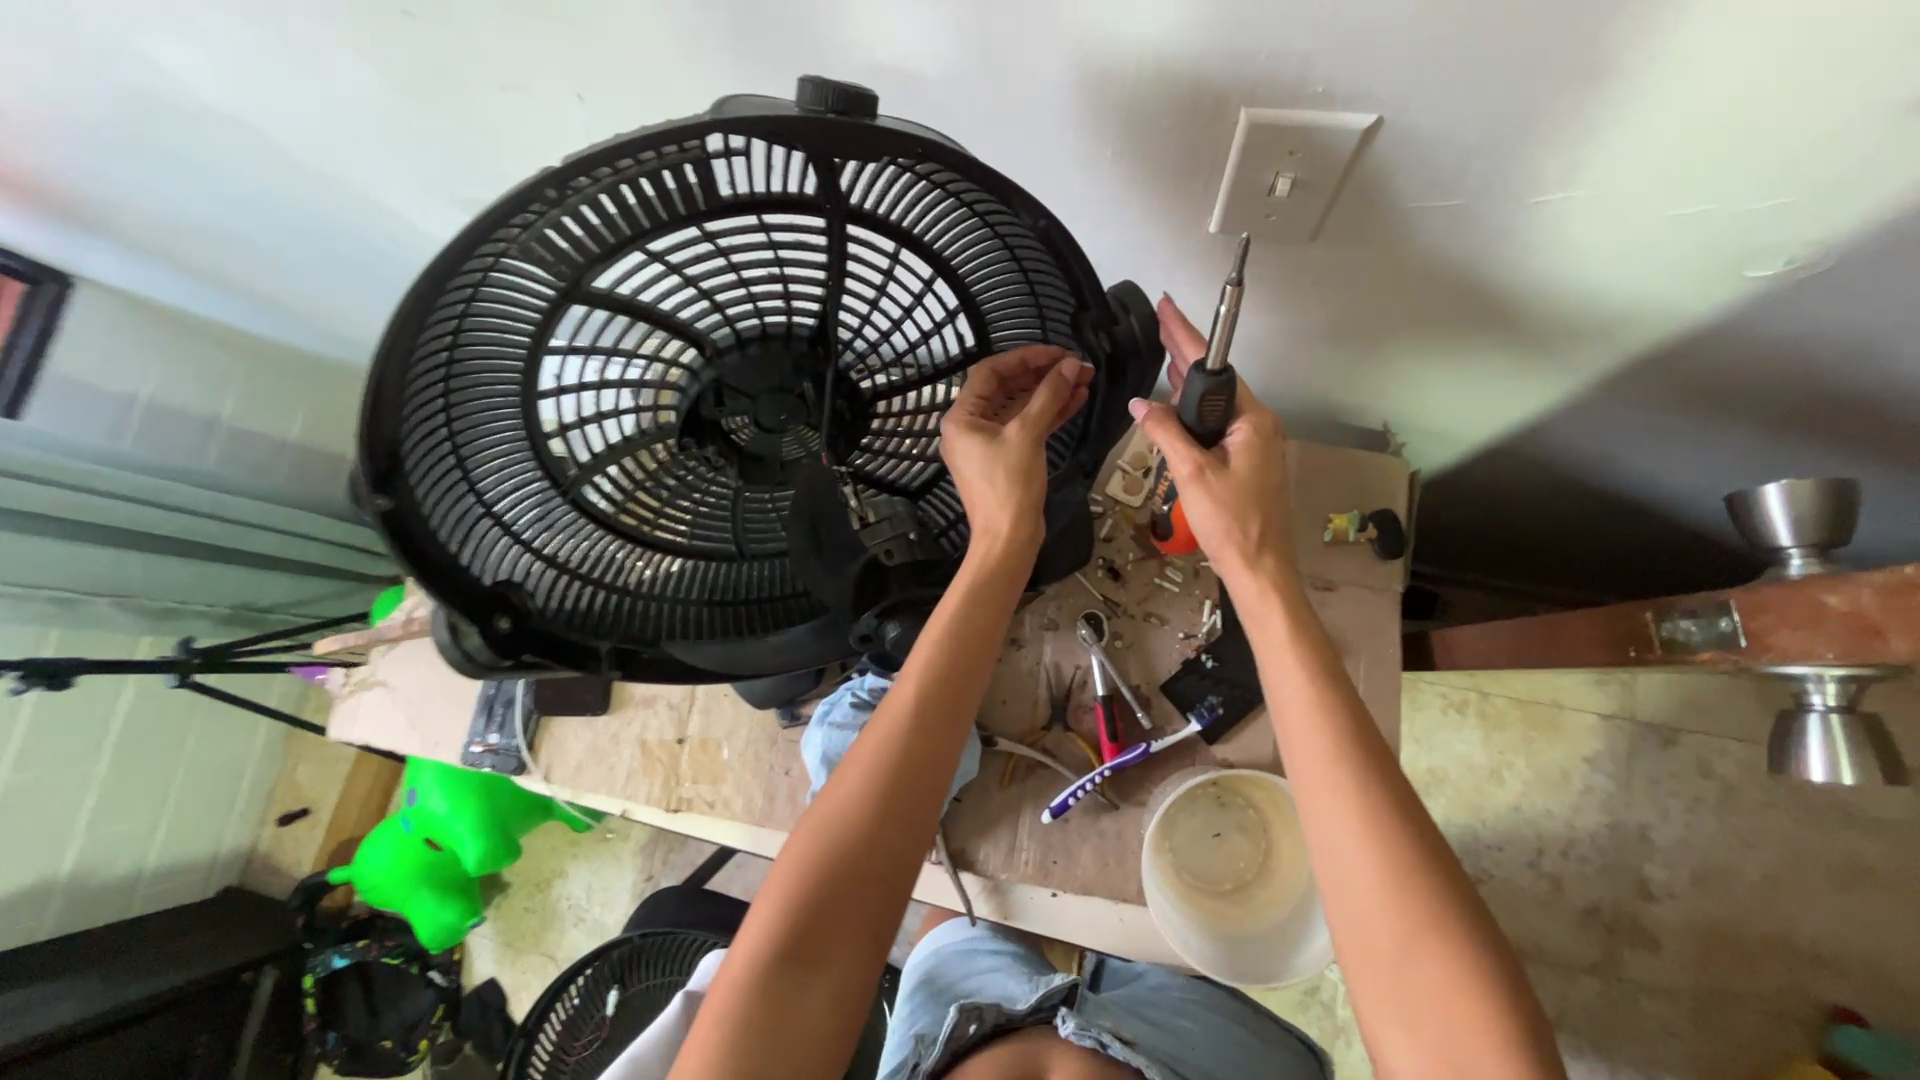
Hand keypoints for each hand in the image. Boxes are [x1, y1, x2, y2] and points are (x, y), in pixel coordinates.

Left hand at [940, 345, 1091, 557]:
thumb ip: (1048, 396)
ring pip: (1020, 408)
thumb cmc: (1009, 487)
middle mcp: (969, 427)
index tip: (1057, 353)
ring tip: (1084, 379)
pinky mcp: (1006, 458)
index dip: (1025, 358)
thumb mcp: (1027, 435)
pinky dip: (1049, 414)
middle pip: (1006, 388)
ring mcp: (988, 443)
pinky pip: (1026, 427)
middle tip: (1076, 366)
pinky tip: (1076, 400)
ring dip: (1050, 393)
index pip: (991, 372)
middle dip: (1042, 376)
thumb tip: (1070, 365)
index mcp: (961, 418)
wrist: (1008, 539)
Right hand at [1128, 295, 1294, 583]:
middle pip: (1216, 381)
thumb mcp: (1192, 474)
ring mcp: (1253, 443)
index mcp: (1251, 419)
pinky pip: (1216, 426)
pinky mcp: (1246, 461)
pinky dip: (1193, 412)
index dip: (1186, 335)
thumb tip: (1141, 403)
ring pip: (1215, 405)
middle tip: (1159, 323)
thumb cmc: (1231, 523)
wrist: (1259, 568)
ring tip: (1162, 354)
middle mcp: (1257, 424)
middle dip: (1185, 352)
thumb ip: (1166, 432)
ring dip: (1187, 383)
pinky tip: (1174, 406)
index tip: (1166, 307)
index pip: (1212, 368)